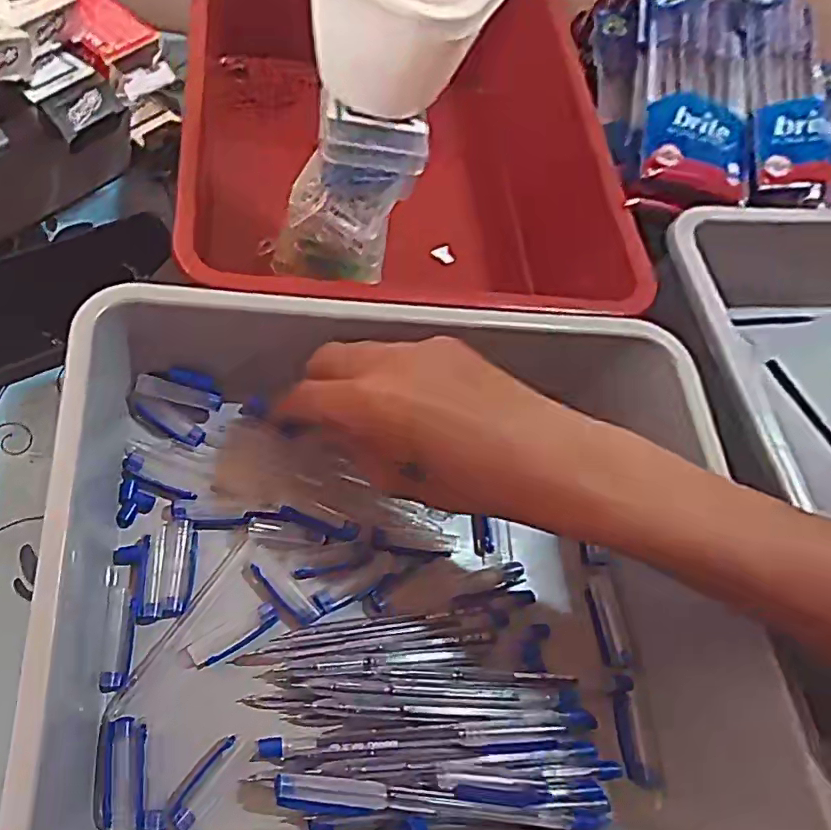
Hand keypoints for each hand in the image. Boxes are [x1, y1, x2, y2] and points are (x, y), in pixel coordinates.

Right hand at [273, 337, 675, 535]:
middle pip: (325, 358)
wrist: (550, 457)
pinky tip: (406, 400)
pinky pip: (397, 352)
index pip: (306, 396)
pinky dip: (383, 371)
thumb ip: (361, 451)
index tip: (280, 423)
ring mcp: (420, 348)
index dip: (285, 411)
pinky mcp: (449, 345)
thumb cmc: (475, 484)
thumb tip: (343, 435)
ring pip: (361, 350)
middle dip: (312, 384)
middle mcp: (387, 363)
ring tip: (362, 408)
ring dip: (347, 375)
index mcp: (369, 402)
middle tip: (316, 416)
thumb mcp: (402, 480)